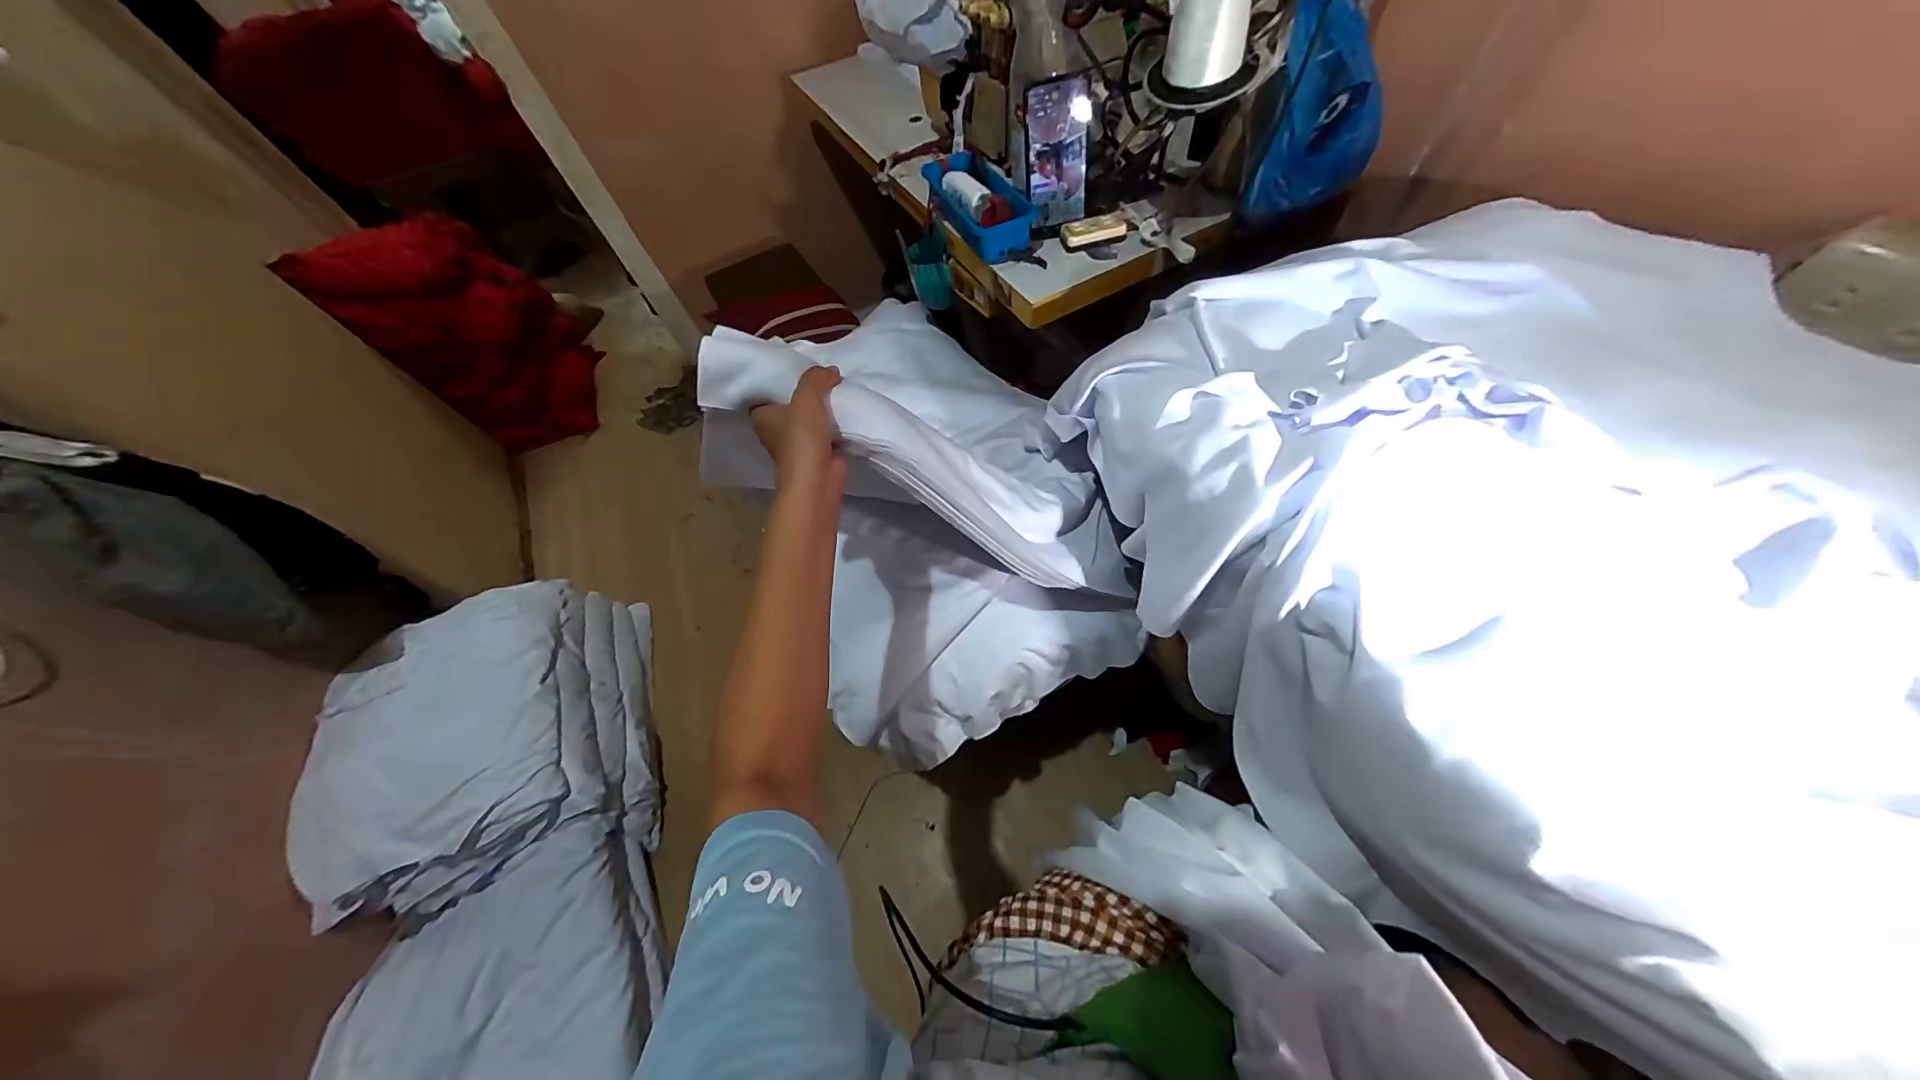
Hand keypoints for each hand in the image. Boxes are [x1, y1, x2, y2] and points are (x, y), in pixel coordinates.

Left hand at [751, 366, 846, 498]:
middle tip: (824, 374)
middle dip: (808, 391)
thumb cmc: (802, 437)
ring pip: (811, 417)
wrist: (819, 479)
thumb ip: (816, 378)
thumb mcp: (806, 397)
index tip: (797, 364)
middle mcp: (776, 429)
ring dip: (823, 408)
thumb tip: (831, 372)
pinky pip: (827, 431)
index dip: (781, 377)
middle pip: (792, 402)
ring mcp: (798, 442)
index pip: (767, 390)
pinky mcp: (818, 452)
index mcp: (762, 416)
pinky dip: (835, 424)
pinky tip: (846, 409)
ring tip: (838, 387)